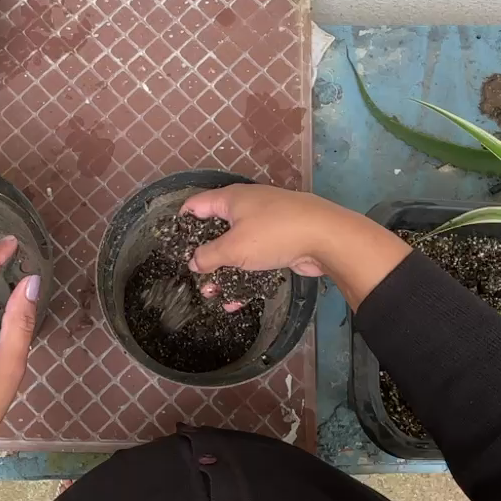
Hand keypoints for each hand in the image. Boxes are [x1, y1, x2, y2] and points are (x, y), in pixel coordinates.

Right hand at [181, 184, 409, 308]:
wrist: (326, 237)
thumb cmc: (274, 234)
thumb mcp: (233, 247)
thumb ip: (208, 256)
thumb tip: (193, 262)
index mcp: (231, 199)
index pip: (196, 205)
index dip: (181, 222)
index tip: (173, 244)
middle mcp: (246, 208)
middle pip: (216, 230)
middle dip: (204, 256)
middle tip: (194, 277)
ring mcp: (265, 225)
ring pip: (236, 249)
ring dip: (223, 272)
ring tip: (212, 295)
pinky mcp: (280, 242)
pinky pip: (254, 260)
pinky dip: (244, 277)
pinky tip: (236, 301)